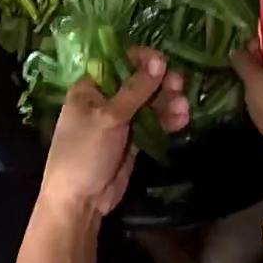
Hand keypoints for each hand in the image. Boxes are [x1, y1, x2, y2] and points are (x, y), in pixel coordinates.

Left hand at [41, 48, 190, 220]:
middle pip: (140, 81)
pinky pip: (154, 121)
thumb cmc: (84, 152)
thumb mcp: (109, 117)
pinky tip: (182, 120)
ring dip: (169, 102)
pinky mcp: (134, 138)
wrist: (79, 203)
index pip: (120, 61)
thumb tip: (160, 60)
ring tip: (183, 108)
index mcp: (91, 87)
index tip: (163, 64)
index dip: (143, 60)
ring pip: (151, 101)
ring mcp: (121, 119)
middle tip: (179, 85)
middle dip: (162, 82)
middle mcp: (107, 98)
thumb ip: (136, 89)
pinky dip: (168, 119)